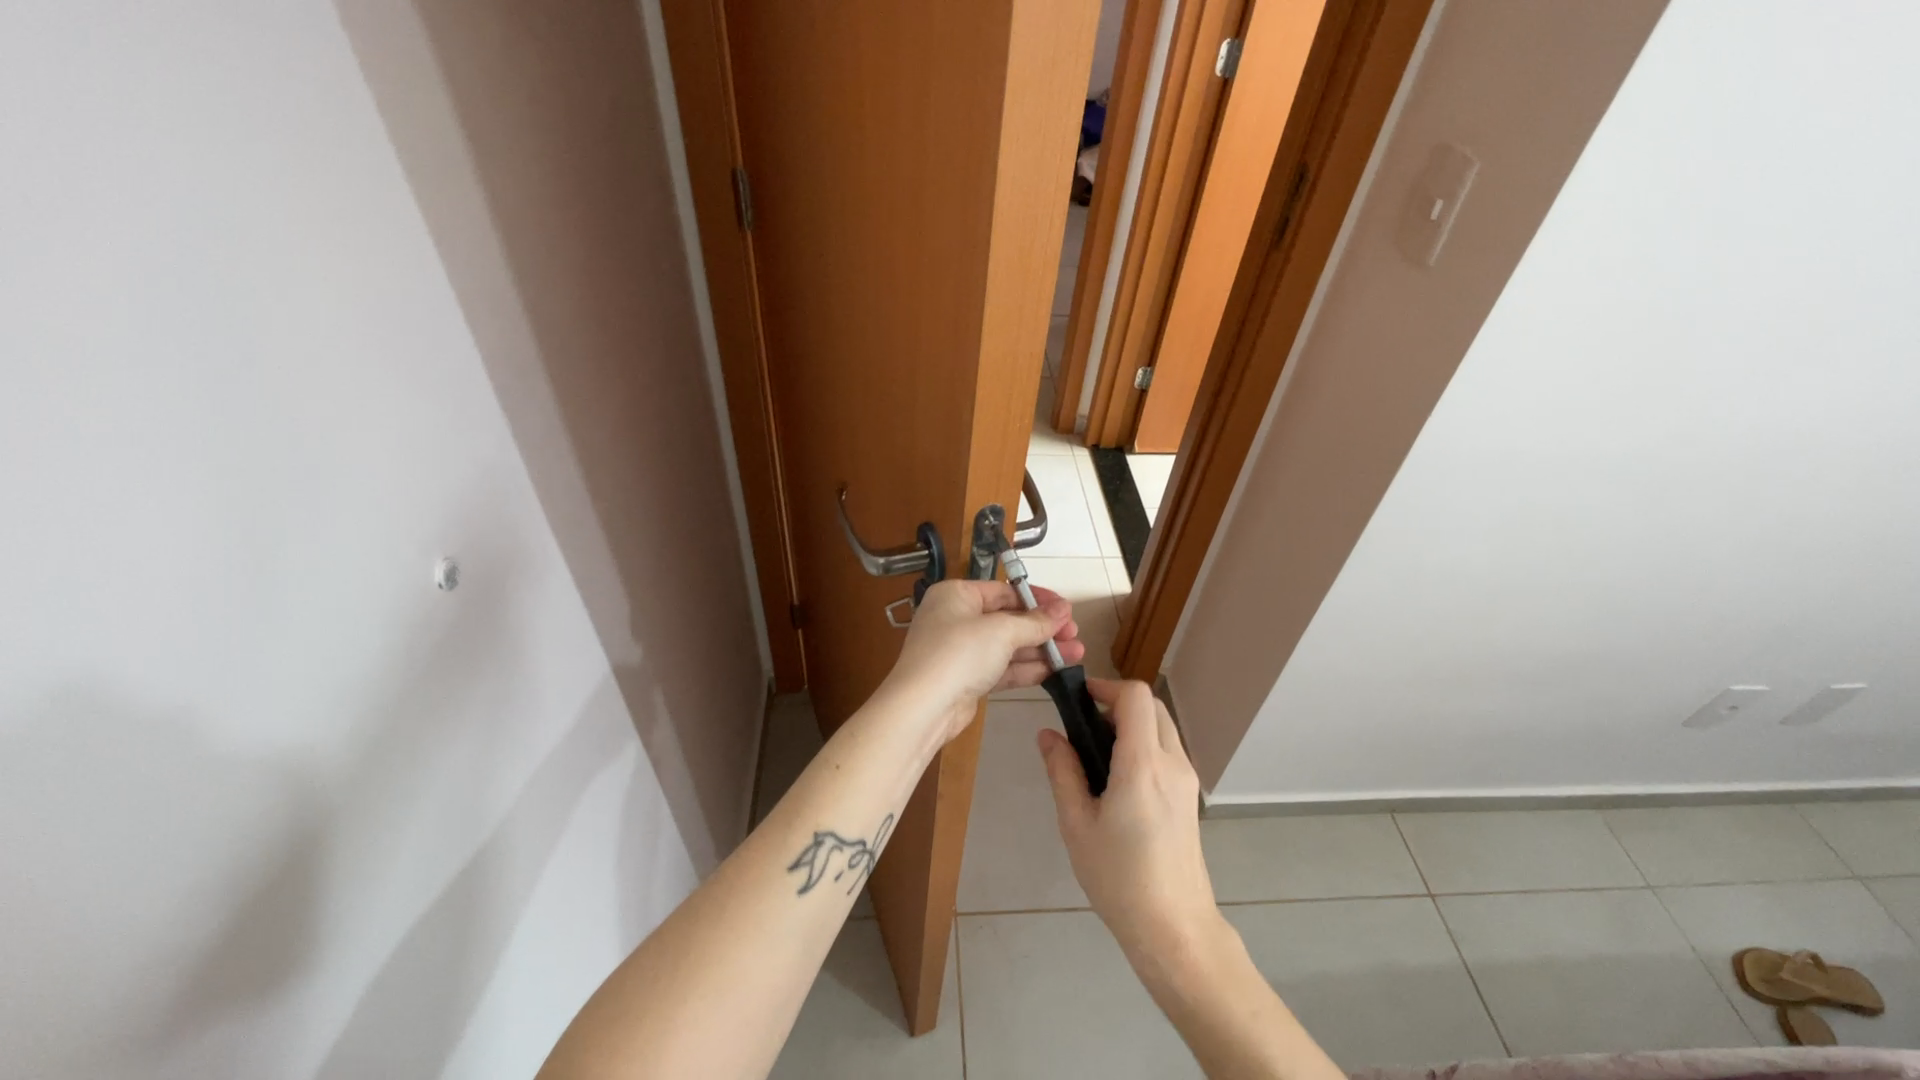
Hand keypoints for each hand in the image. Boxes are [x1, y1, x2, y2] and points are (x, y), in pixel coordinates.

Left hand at [878, 579, 1085, 745]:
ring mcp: (961, 651)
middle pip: (1008, 619)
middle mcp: (957, 618)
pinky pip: (1002, 668)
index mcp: (957, 595)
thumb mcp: (1001, 631)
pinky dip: (1027, 668)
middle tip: (1075, 634)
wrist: (923, 707)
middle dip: (1043, 628)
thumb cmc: (959, 654)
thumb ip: (1035, 622)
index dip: (1037, 600)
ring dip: (1041, 649)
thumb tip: (1063, 611)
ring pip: (1008, 646)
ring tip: (1076, 653)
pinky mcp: (967, 678)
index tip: (1067, 610)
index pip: (1004, 591)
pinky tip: (1055, 670)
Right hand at [1038, 679, 1222, 966]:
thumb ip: (1063, 772)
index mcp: (1143, 765)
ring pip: (1162, 728)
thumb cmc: (1118, 878)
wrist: (1173, 926)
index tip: (1077, 699)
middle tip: (1082, 729)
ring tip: (1096, 759)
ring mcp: (1187, 780)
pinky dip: (1144, 746)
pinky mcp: (1190, 797)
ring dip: (1132, 726)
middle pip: (1152, 707)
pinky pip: (1168, 751)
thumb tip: (1048, 734)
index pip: (1135, 697)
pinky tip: (1118, 782)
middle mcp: (1172, 763)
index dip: (1106, 687)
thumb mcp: (1077, 824)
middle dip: (1117, 704)